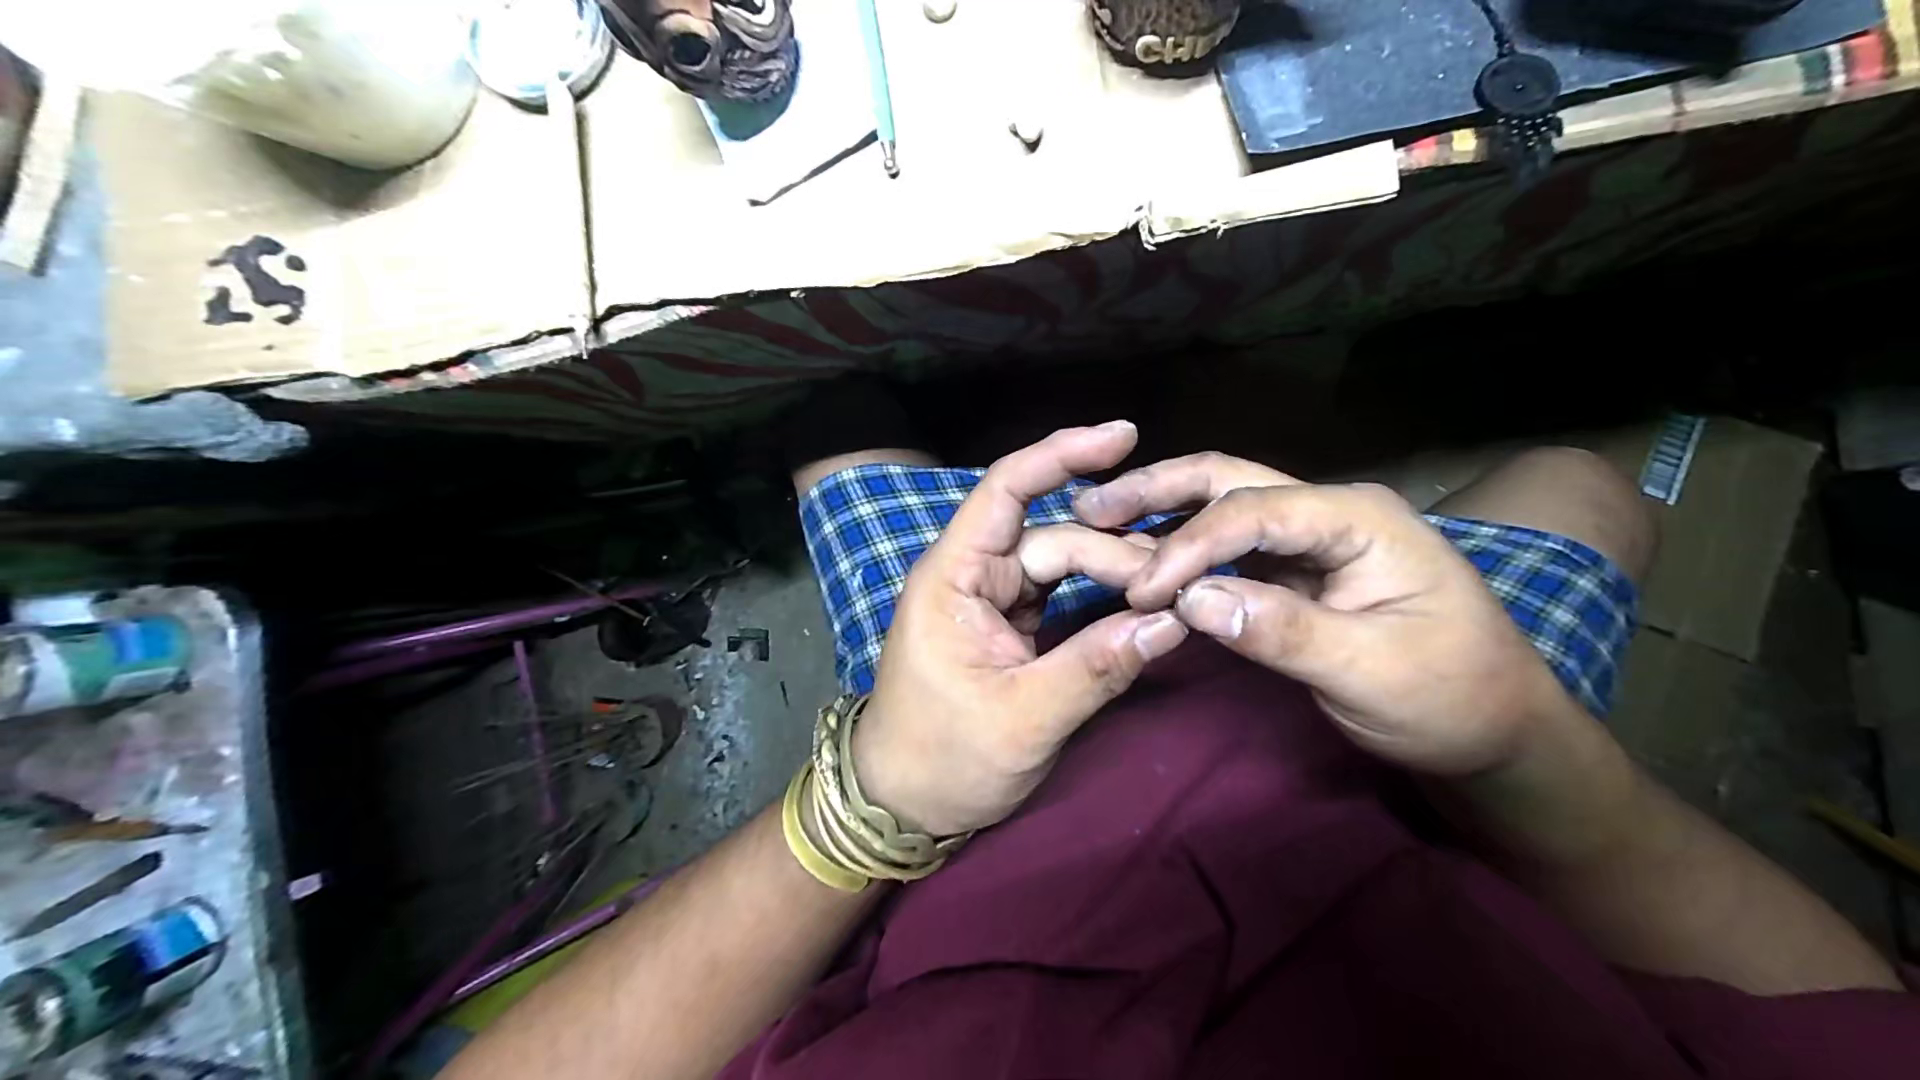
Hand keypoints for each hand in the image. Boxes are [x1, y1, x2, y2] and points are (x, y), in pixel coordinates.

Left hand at [854, 423, 1190, 836]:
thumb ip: (1097, 667)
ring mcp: (993, 599)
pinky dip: (1101, 596)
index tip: (1124, 435)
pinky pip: (1062, 593)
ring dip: (1114, 573)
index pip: (1006, 491)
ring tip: (1170, 590)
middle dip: (1115, 552)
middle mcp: (972, 575)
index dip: (1061, 455)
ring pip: (1064, 564)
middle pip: (1053, 536)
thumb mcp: (1022, 720)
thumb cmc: (943, 760)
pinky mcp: (1011, 625)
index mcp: (953, 577)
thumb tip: (1174, 620)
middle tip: (1180, 584)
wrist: (904, 804)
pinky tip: (1142, 600)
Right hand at [1076, 453, 1574, 776]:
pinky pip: (1226, 546)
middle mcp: (1329, 511)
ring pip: (1221, 504)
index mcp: (1360, 519)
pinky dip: (1178, 546)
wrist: (1495, 728)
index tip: (1144, 591)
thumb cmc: (1450, 698)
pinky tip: (1140, 553)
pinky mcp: (1293, 566)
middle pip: (1229, 481)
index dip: (1190, 546)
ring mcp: (1309, 536)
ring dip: (1160, 510)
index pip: (1255, 511)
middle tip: (1091, 507)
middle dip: (1157, 491)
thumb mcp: (1374, 673)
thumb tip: (1191, 600)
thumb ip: (1284, 631)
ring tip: (1099, 518)